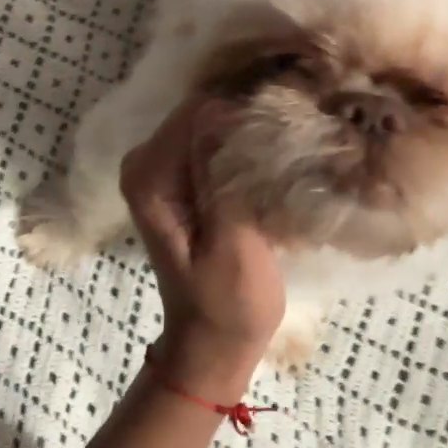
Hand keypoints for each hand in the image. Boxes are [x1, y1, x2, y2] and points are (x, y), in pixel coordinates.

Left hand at [121, 96, 286, 400]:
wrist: (212, 340)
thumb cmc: (228, 302)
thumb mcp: (235, 244)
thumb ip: (225, 178)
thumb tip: (227, 113)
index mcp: (149, 175)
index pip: (197, 113)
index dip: (244, 106)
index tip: (294, 109)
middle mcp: (145, 162)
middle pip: (200, 112)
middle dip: (247, 111)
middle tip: (302, 118)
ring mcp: (159, 169)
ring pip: (208, 124)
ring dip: (248, 126)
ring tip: (297, 131)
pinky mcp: (179, 179)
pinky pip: (209, 143)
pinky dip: (241, 143)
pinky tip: (276, 151)